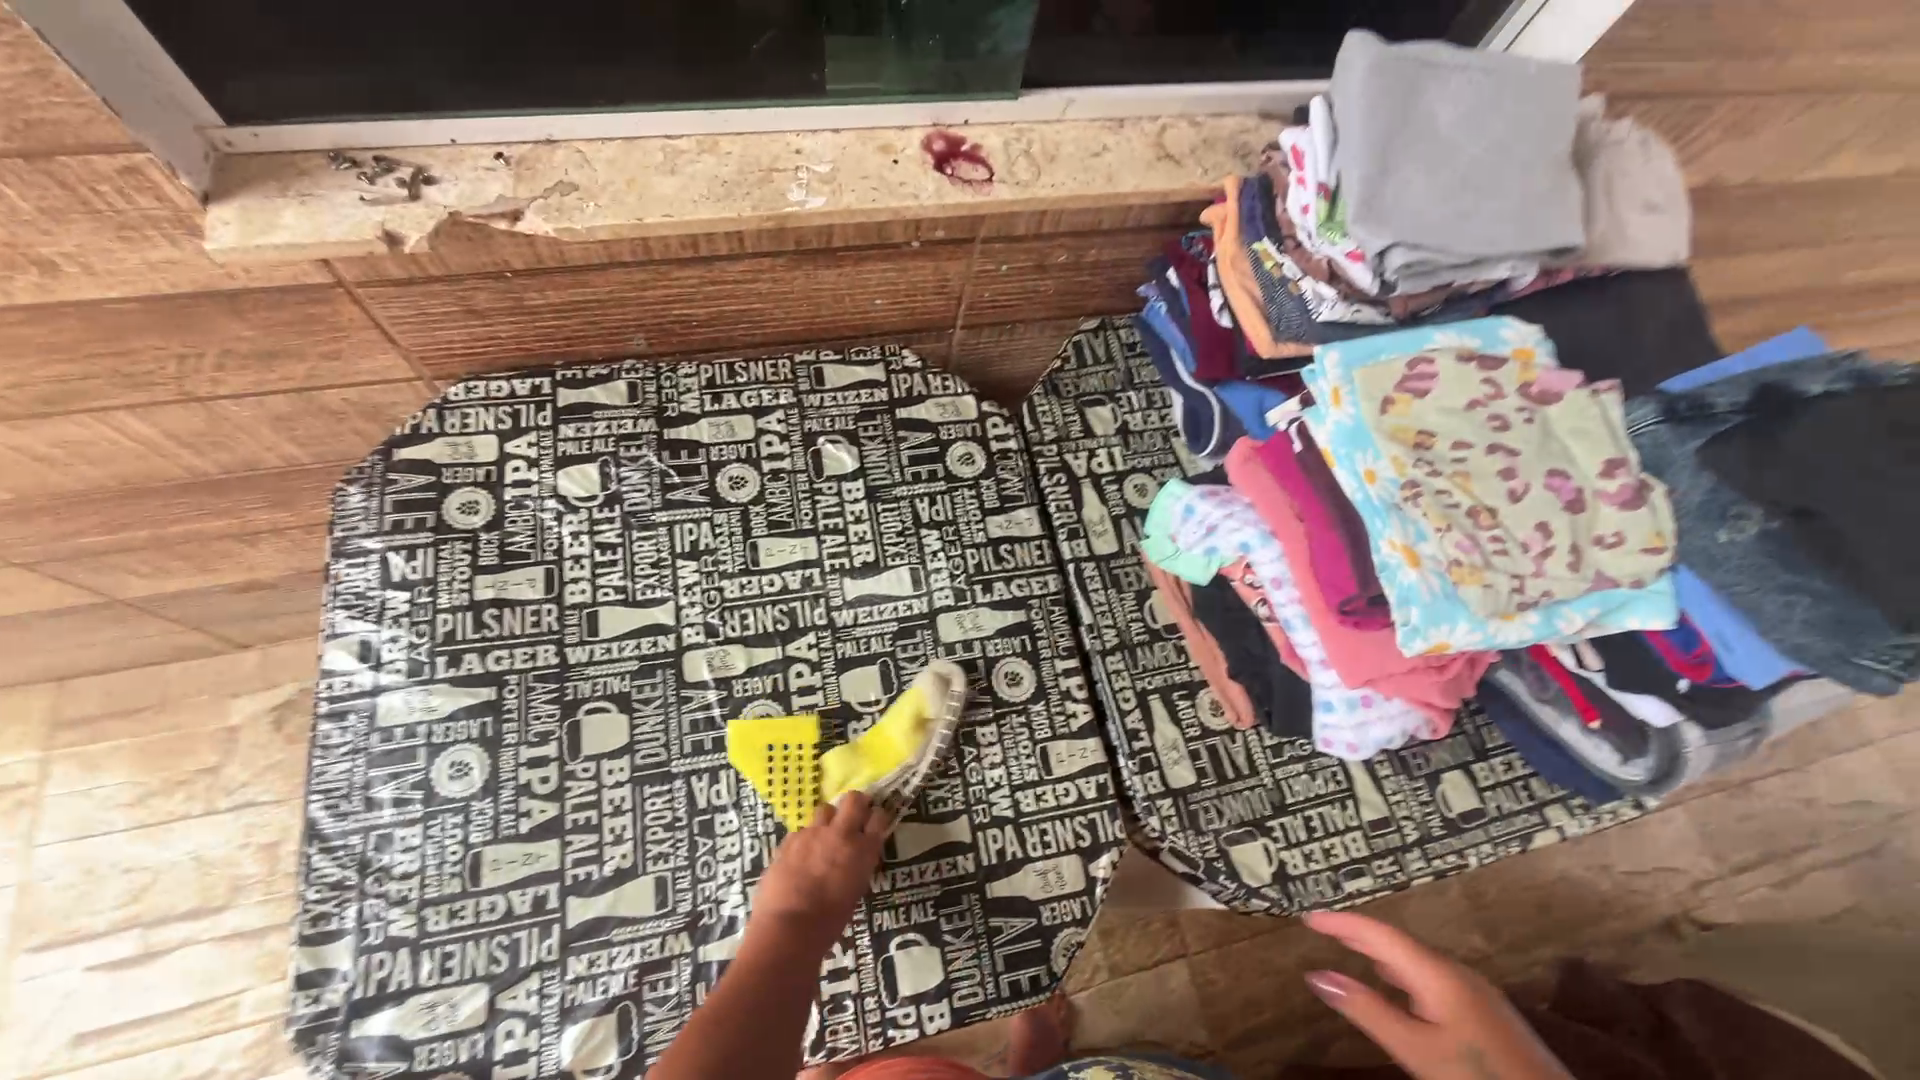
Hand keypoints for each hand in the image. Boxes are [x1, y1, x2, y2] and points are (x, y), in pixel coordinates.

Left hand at [752, 792, 891, 952]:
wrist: (788, 928)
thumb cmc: (829, 922)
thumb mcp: (855, 892)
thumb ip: (857, 866)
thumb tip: (854, 858)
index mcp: (863, 851)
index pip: (879, 817)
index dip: (877, 817)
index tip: (874, 822)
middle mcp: (841, 835)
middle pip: (854, 800)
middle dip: (856, 804)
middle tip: (853, 817)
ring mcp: (813, 834)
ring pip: (825, 809)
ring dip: (828, 820)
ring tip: (823, 838)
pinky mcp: (790, 840)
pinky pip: (802, 830)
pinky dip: (805, 839)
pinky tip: (800, 857)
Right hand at [1303, 912, 1572, 1079]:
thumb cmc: (1477, 1075)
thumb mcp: (1415, 1049)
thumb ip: (1367, 1010)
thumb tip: (1316, 975)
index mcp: (1438, 974)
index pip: (1380, 934)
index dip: (1343, 922)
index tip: (1308, 916)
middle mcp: (1457, 972)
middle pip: (1400, 942)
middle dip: (1359, 933)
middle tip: (1322, 928)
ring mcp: (1476, 991)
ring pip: (1417, 960)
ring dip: (1381, 952)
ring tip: (1351, 949)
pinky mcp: (1485, 1011)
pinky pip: (1432, 975)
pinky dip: (1403, 971)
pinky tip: (1397, 985)